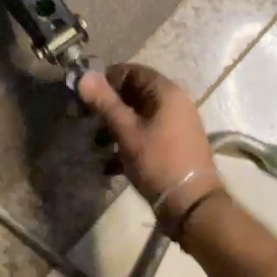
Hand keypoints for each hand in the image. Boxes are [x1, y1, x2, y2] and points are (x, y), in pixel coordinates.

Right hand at [78, 63, 221, 223]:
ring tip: (96, 145)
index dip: (106, 80)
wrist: (192, 205)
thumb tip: (84, 76)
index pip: (132, 71)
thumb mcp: (126, 132)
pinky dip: (129, 142)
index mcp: (166, 92)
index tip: (85, 96)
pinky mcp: (176, 145)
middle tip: (86, 121)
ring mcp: (177, 124)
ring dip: (115, 126)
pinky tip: (109, 164)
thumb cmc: (158, 162)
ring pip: (139, 116)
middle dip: (108, 106)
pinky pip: (147, 134)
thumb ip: (105, 103)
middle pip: (135, 93)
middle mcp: (175, 103)